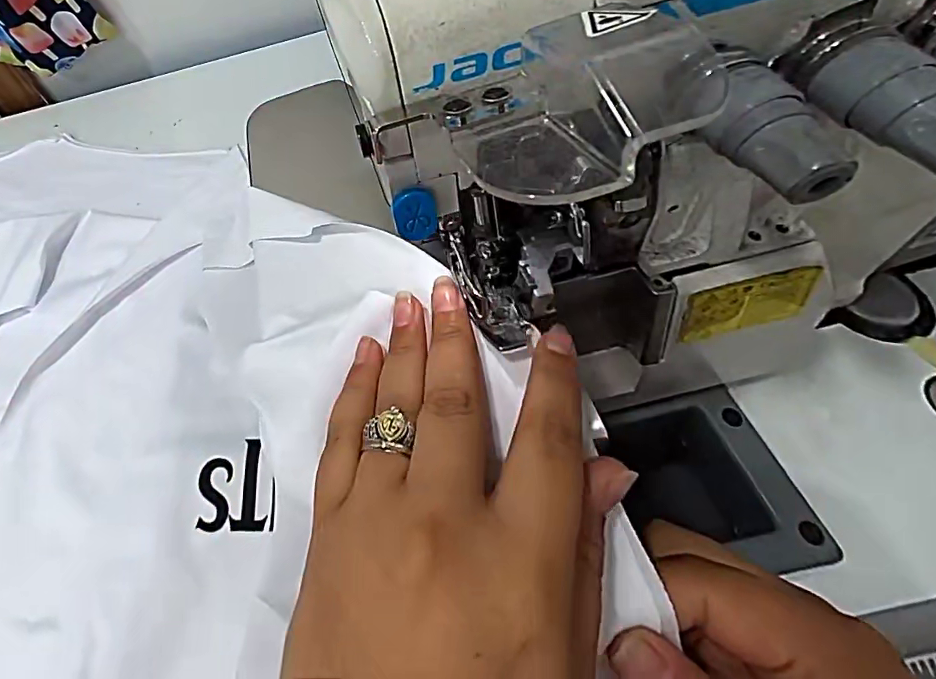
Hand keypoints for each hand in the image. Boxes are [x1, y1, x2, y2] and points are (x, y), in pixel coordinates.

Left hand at [283, 277, 636, 678]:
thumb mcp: (560, 655)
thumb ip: (581, 554)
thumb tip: (605, 475)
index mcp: (515, 557)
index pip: (545, 441)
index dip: (551, 381)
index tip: (548, 340)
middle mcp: (443, 521)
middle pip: (455, 405)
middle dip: (456, 340)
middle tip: (450, 294)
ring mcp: (377, 517)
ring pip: (395, 408)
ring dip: (405, 349)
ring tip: (410, 304)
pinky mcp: (330, 527)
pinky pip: (342, 439)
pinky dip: (355, 391)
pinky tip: (366, 357)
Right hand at [605, 522, 908, 678]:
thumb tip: (628, 644)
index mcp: (820, 636)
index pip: (691, 570)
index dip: (636, 594)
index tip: (597, 628)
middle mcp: (815, 622)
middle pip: (690, 553)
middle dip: (643, 589)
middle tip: (611, 639)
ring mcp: (805, 638)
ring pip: (696, 578)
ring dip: (659, 612)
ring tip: (639, 657)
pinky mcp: (795, 660)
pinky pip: (717, 617)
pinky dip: (684, 635)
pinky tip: (671, 665)